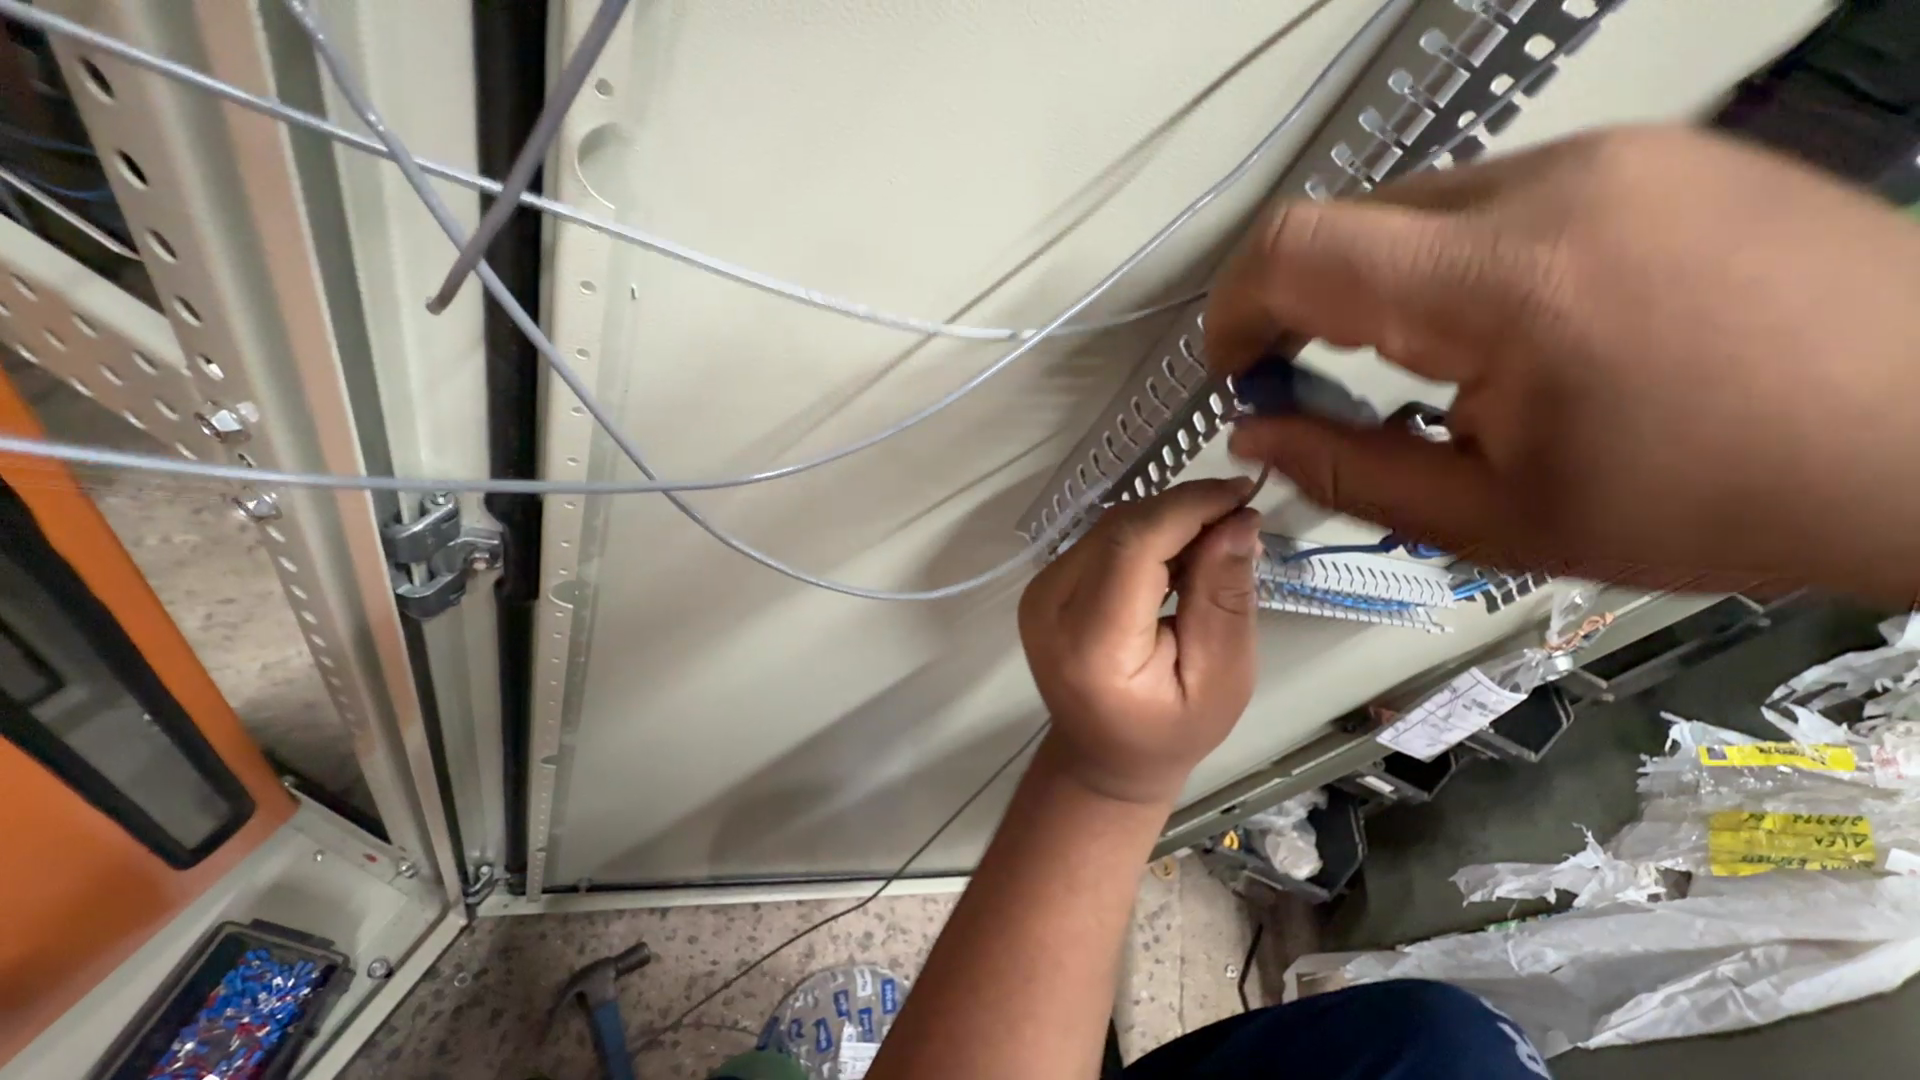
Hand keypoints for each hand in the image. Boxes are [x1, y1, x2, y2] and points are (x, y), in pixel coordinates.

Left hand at [1018, 479, 1261, 805]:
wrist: (1103, 758)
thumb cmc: (1169, 733)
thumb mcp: (1220, 680)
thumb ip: (1224, 599)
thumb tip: (1237, 520)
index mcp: (1091, 644)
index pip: (1132, 546)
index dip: (1188, 508)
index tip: (1243, 494)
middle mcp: (1048, 609)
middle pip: (1119, 528)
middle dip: (1183, 510)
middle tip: (1240, 518)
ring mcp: (1038, 594)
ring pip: (1109, 526)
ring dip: (1166, 520)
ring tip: (1216, 540)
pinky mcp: (1043, 586)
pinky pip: (1100, 540)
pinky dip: (1145, 535)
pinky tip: (1180, 554)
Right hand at [1205, 125, 1919, 604]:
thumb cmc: (1708, 501)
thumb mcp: (1494, 518)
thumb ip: (1347, 470)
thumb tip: (1252, 432)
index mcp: (1501, 284)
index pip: (1296, 250)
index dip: (1233, 309)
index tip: (1236, 372)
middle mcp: (1545, 185)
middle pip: (1347, 221)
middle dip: (1298, 304)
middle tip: (1311, 385)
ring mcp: (1605, 153)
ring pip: (1416, 208)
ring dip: (1374, 285)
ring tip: (1418, 367)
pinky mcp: (1648, 152)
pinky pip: (1493, 199)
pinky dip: (1448, 264)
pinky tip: (1501, 328)